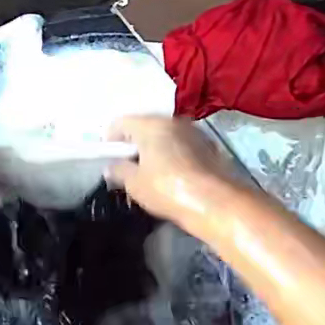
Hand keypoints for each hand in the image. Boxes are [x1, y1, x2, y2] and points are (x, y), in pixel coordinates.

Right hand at [105, 115, 243, 226]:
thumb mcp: (134, 184)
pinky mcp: (209, 146)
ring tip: (150, 171)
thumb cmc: (168, 190)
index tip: (107, 156)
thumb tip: (111, 167)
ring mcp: (194, 132)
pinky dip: (173, 154)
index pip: (121, 122)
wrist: (216, 203)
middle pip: (145, 126)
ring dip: (156, 148)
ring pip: (166, 135)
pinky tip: (173, 174)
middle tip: (127, 164)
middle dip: (134, 143)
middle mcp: (173, 121)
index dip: (110, 139)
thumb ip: (118, 171)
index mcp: (150, 124)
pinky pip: (182, 145)